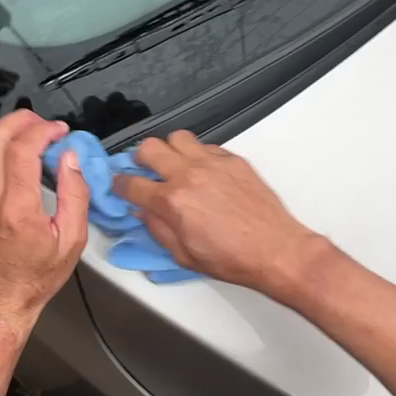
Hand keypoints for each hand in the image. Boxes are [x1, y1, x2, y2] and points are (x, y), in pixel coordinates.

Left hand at [0, 110, 89, 325]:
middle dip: (23, 120)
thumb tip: (71, 159)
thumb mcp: (72, 240)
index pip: (22, 149)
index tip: (60, 131)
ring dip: (5, 127)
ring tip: (29, 132)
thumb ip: (75, 195)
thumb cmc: (36, 276)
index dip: (44, 130)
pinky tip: (10, 149)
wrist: (1, 299)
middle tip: (45, 126)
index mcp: (18, 208)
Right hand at [113, 131, 325, 294]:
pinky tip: (202, 171)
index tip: (119, 186)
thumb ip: (158, 230)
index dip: (119, 185)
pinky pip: (206, 145)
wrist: (275, 250)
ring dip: (169, 149)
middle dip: (140, 159)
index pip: (131, 184)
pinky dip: (197, 154)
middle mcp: (189, 175)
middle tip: (144, 170)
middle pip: (149, 148)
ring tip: (173, 164)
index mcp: (172, 202)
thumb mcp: (183, 256)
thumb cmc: (232, 258)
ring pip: (177, 137)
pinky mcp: (233, 160)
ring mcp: (212, 163)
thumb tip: (144, 213)